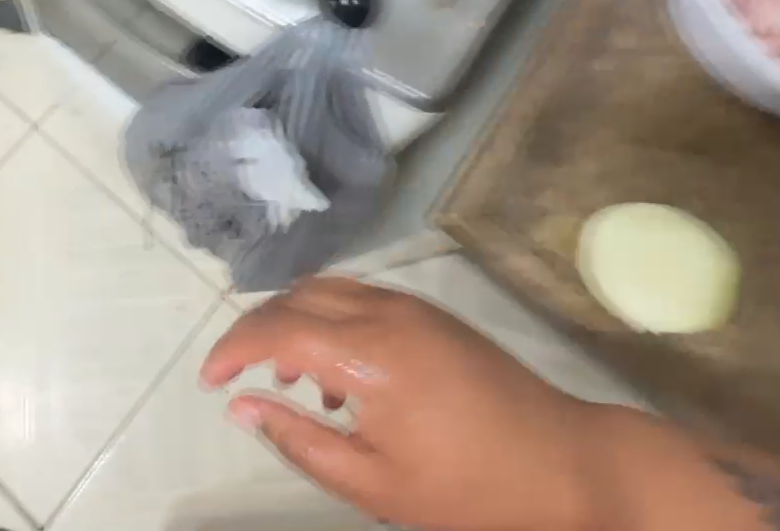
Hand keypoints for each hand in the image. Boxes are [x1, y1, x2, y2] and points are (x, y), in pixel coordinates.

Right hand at [202, 276, 611, 530]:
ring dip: (291, 320)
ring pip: (324, 290)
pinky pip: (356, 298)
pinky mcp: (427, 311)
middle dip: (255, 329)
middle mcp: (381, 310)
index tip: (208, 380)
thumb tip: (241, 406)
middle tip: (236, 374)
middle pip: (294, 298)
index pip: (276, 330)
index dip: (232, 350)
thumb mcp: (375, 484)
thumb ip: (299, 440)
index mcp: (367, 353)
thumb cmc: (470, 489)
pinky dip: (327, 320)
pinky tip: (338, 375)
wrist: (571, 465)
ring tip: (287, 378)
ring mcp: (408, 305)